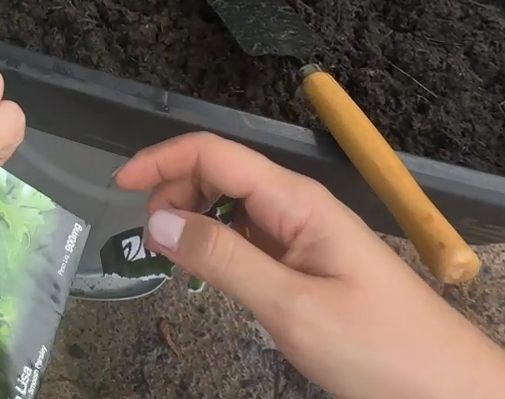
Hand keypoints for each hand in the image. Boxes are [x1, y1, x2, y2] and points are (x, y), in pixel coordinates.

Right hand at [116, 133, 504, 398]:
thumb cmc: (384, 352)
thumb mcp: (293, 308)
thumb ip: (222, 258)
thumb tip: (157, 220)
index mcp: (293, 199)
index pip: (212, 152)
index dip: (161, 159)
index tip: (120, 186)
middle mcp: (295, 205)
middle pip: (217, 171)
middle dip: (173, 191)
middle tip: (150, 239)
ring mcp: (304, 235)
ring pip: (230, 204)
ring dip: (193, 218)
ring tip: (173, 257)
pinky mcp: (308, 264)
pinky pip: (248, 237)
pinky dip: (216, 244)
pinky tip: (208, 272)